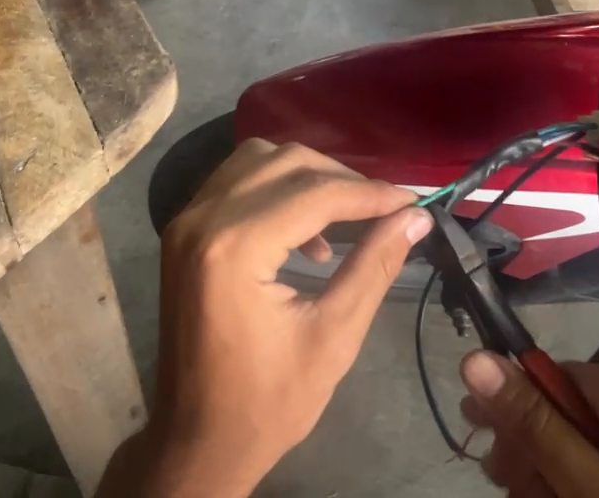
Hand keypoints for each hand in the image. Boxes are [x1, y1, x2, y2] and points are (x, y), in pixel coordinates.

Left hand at [98, 138, 431, 496]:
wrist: (197, 438)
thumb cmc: (268, 401)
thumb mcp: (333, 337)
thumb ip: (373, 266)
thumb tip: (415, 219)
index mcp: (233, 247)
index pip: (313, 193)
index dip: (370, 194)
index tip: (414, 202)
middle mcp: (201, 218)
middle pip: (284, 163)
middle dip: (342, 179)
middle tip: (386, 210)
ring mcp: (185, 220)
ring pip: (257, 160)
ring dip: (307, 177)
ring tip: (345, 218)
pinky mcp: (183, 229)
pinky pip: (235, 181)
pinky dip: (275, 188)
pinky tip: (305, 234)